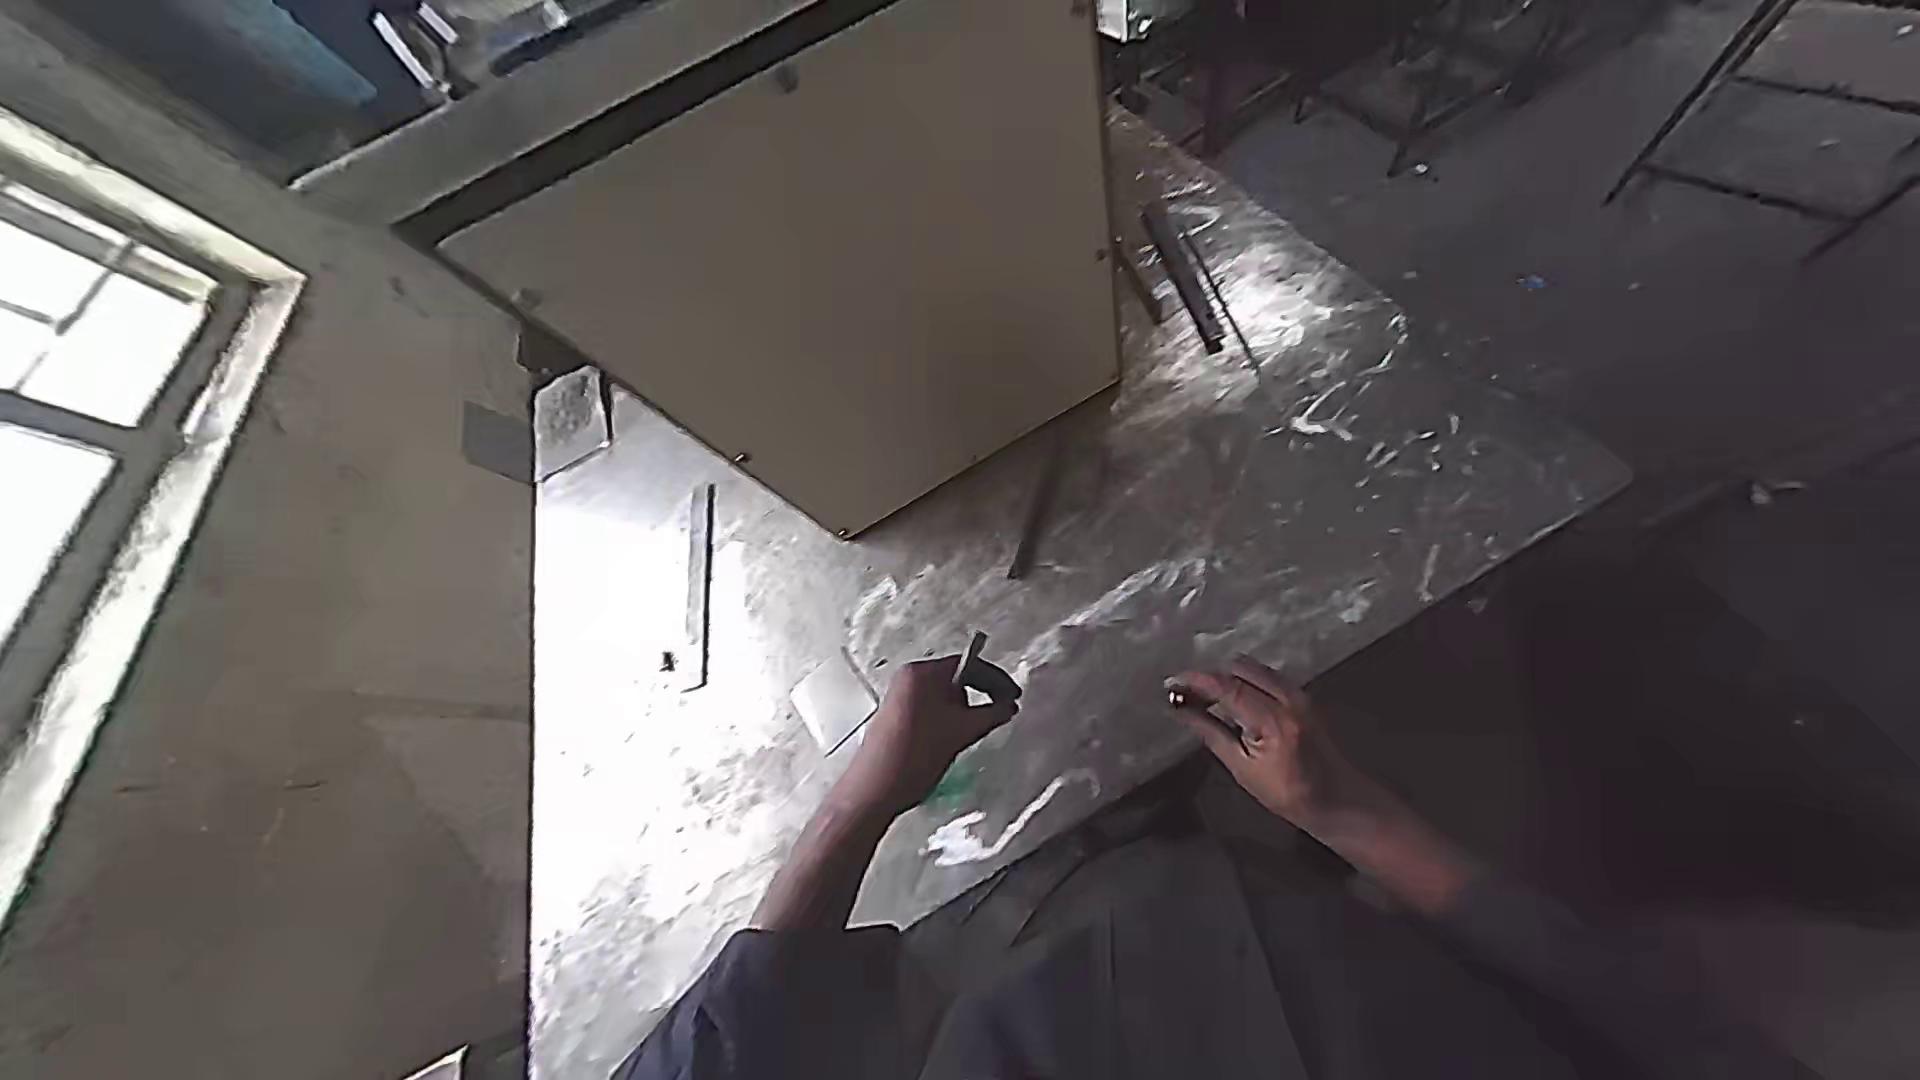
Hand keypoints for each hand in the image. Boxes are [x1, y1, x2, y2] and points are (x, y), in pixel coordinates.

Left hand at [832, 655, 1018, 819]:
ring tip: (973, 728)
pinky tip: (954, 735)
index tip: (1012, 694)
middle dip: (981, 693)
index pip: (968, 664)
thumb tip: (1008, 706)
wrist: (876, 789)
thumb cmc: (913, 757)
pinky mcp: (896, 713)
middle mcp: (908, 678)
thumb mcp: (962, 732)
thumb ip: (991, 714)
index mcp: (922, 673)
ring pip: (943, 693)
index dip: (996, 680)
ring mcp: (900, 695)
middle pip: (955, 676)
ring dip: (964, 707)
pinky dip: (948, 715)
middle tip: (1001, 707)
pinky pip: (931, 705)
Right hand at [1167, 656, 1351, 828]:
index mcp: (1274, 720)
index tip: (1171, 683)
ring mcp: (1298, 693)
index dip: (1195, 681)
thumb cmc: (1291, 794)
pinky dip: (1243, 680)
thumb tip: (1179, 710)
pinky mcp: (1302, 695)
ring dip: (1226, 676)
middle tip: (1188, 694)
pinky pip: (1264, 674)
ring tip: (1207, 698)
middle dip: (1210, 677)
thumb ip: (1210, 733)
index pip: (1227, 686)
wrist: (1344, 802)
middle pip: (1239, 667)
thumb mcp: (1243, 769)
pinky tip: (1232, 701)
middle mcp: (1288, 698)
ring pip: (1252, 667)